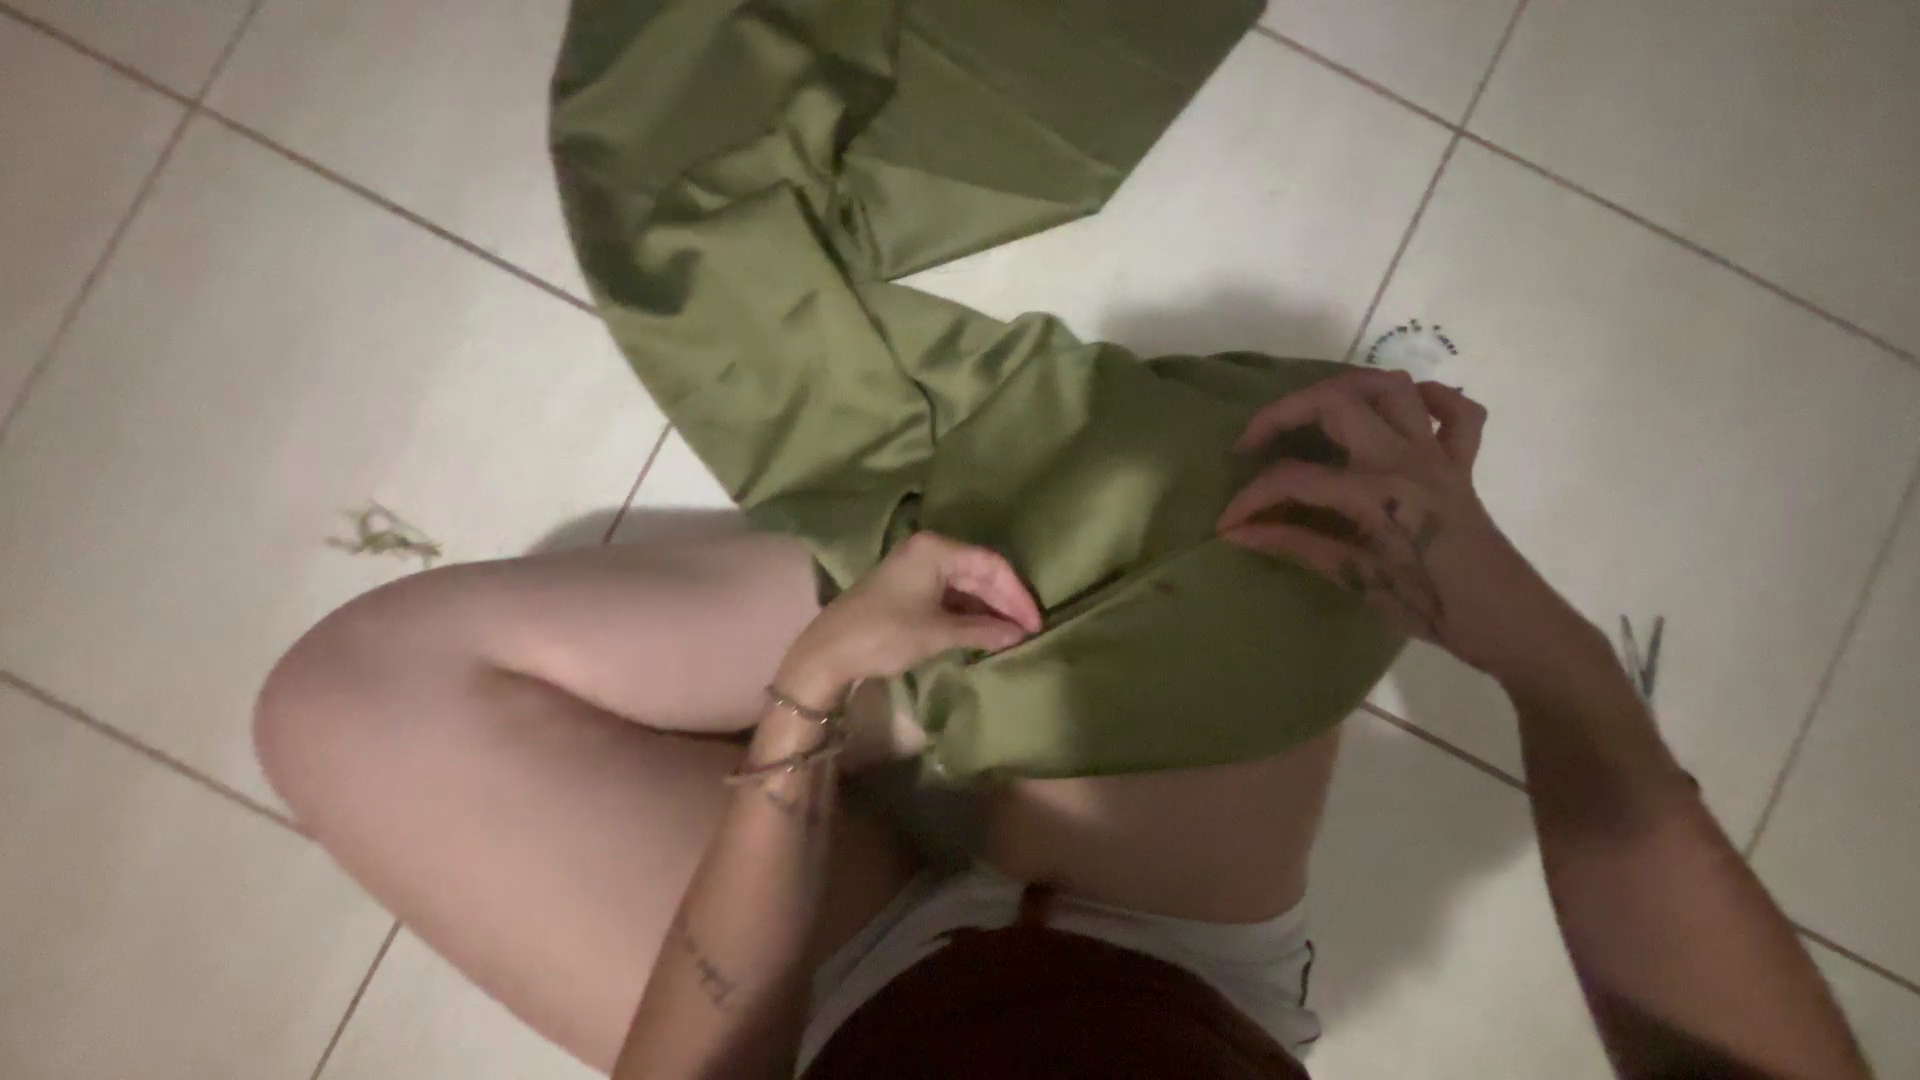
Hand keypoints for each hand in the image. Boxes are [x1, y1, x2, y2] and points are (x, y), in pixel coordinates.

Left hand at [774, 532, 1043, 709]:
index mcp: (936, 549)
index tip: (1035, 623)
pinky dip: (969, 613)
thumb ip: (983, 631)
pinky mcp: (908, 589)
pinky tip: (986, 631)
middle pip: (980, 572)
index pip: (991, 565)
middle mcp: (928, 551)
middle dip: (1006, 601)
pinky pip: (949, 595)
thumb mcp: (938, 633)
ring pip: (965, 585)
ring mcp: (916, 569)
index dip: (1017, 595)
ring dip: (989, 609)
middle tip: (1030, 630)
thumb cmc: (885, 634)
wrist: (828, 653)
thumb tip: (1019, 634)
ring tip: (1013, 634)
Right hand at [1218, 368, 1576, 677]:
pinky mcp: (1462, 463)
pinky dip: (1429, 401)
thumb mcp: (1353, 579)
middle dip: (1282, 414)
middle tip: (1253, 442)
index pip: (1294, 479)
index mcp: (1376, 492)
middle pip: (1336, 402)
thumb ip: (1293, 545)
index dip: (1250, 498)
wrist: (1507, 620)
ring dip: (1345, 389)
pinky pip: (1456, 412)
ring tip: (1311, 413)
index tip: (1226, 522)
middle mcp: (1405, 458)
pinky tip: (1401, 413)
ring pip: (1391, 387)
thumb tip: (1237, 533)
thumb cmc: (1428, 606)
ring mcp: (1438, 454)